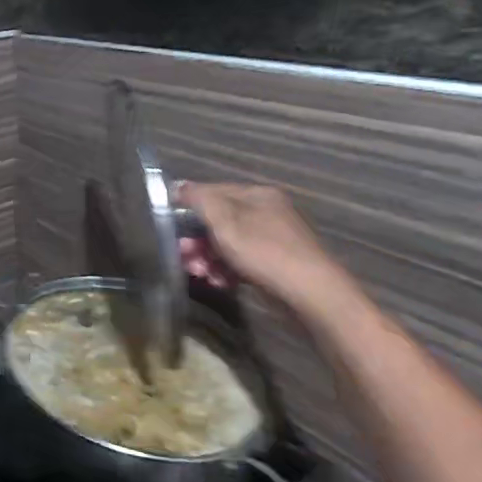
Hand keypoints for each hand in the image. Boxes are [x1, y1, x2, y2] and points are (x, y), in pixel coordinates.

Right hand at [174, 182, 344, 305]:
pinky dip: (226, 270)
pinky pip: (241, 261)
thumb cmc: (264, 251)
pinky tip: (220, 283)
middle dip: (196, 239)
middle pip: (219, 220)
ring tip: (200, 274)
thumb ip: (199, 199)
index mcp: (257, 194)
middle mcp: (267, 212)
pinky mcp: (276, 265)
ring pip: (228, 243)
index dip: (188, 207)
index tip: (170, 228)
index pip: (213, 192)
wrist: (312, 295)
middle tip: (183, 257)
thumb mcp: (225, 221)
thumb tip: (178, 185)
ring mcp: (273, 239)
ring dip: (208, 258)